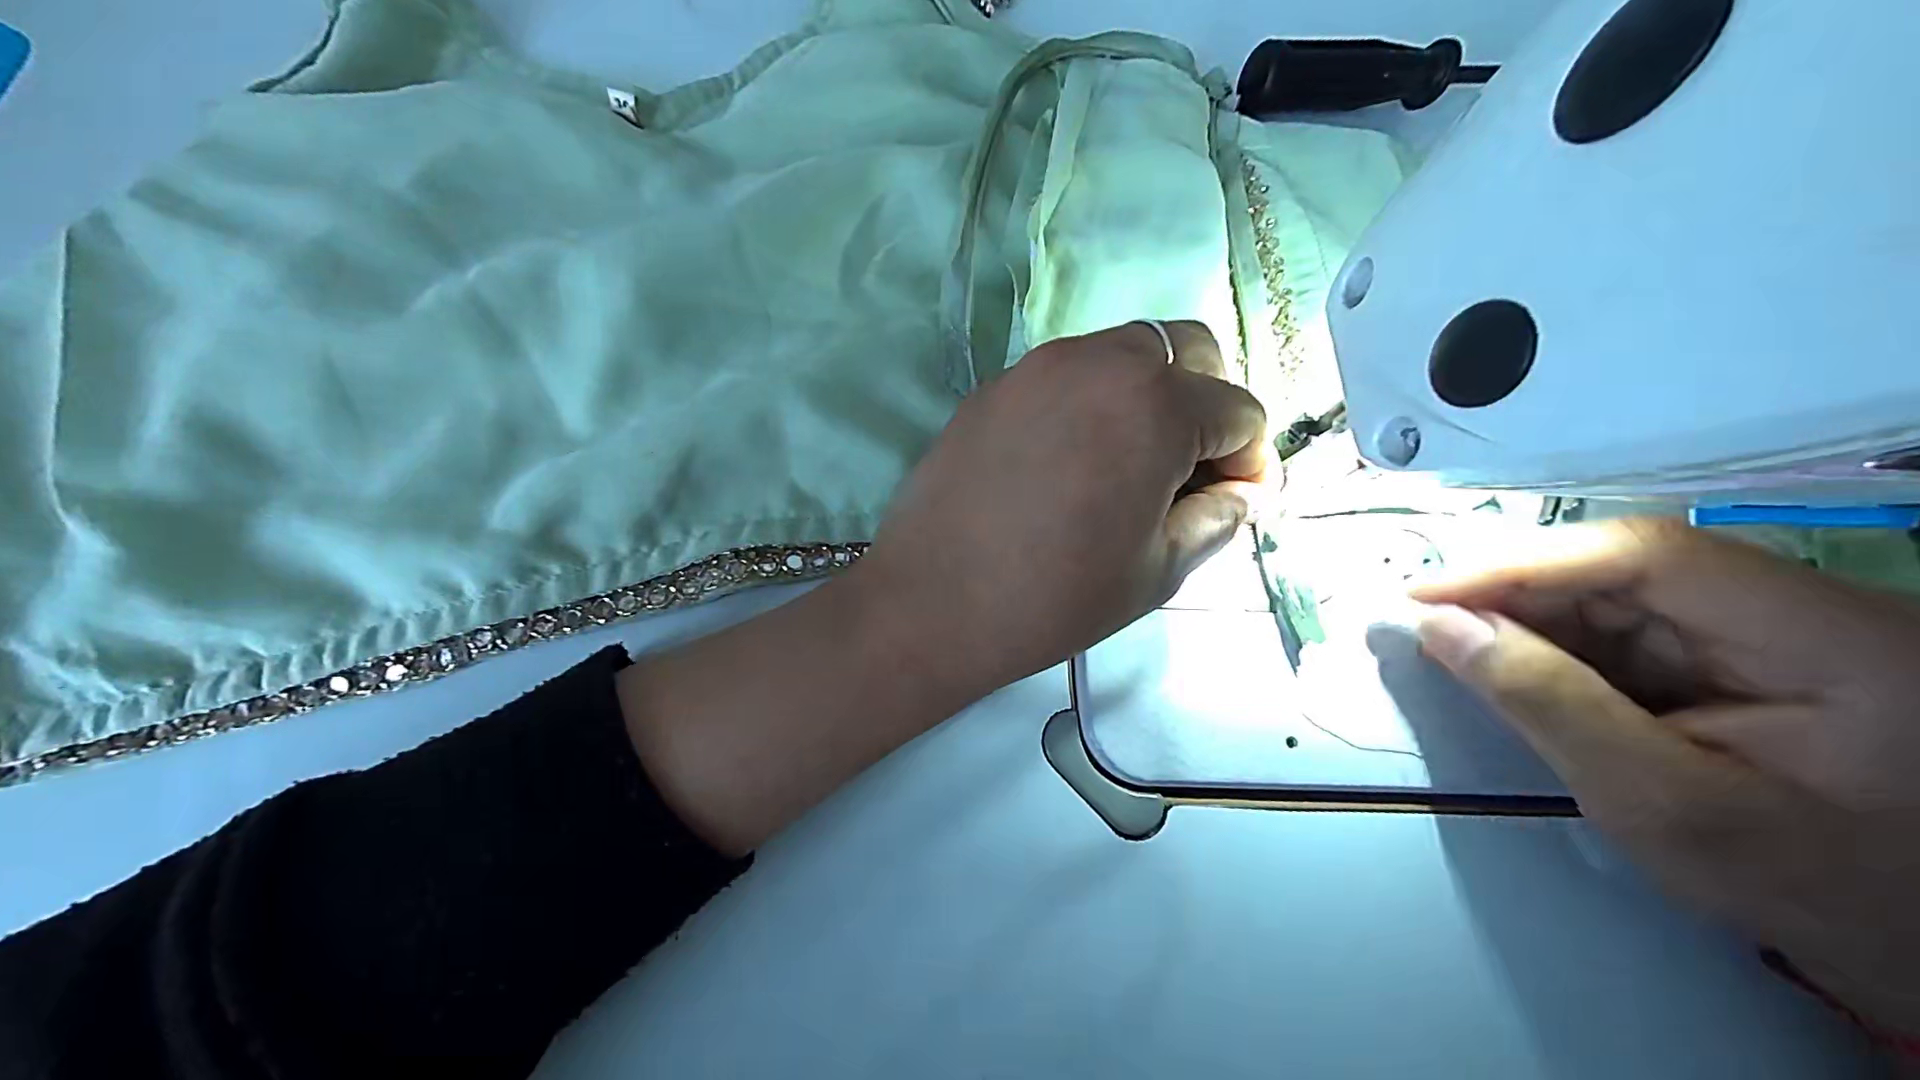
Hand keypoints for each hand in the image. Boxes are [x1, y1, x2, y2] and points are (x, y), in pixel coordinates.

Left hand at [622, 320, 1266, 854]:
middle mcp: (1100, 361)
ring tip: (1132, 461)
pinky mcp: (997, 385)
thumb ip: (1217, 517)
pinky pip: (1069, 373)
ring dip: (1152, 393)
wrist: (931, 603)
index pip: (1239, 411)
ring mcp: (1040, 366)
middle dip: (1208, 404)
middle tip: (1189, 469)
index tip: (1232, 501)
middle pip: (1190, 352)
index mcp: (1155, 405)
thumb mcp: (1158, 570)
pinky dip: (1095, 399)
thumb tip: (1239, 491)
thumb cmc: (1054, 597)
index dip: (1249, 461)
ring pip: (1127, 351)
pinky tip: (1072, 458)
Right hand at [1412, 519, 1919, 1038]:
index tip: (1426, 592)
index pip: (1649, 557)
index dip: (1523, 562)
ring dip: (1530, 619)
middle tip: (1429, 620)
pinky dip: (1559, 645)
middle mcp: (1812, 612)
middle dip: (1517, 593)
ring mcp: (1783, 632)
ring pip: (1619, 595)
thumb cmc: (1807, 891)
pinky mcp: (1750, 656)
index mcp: (1832, 640)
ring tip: (1457, 643)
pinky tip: (1514, 665)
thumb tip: (1438, 624)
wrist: (1918, 953)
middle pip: (1628, 569)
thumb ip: (1545, 704)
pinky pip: (1631, 629)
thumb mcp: (1660, 805)